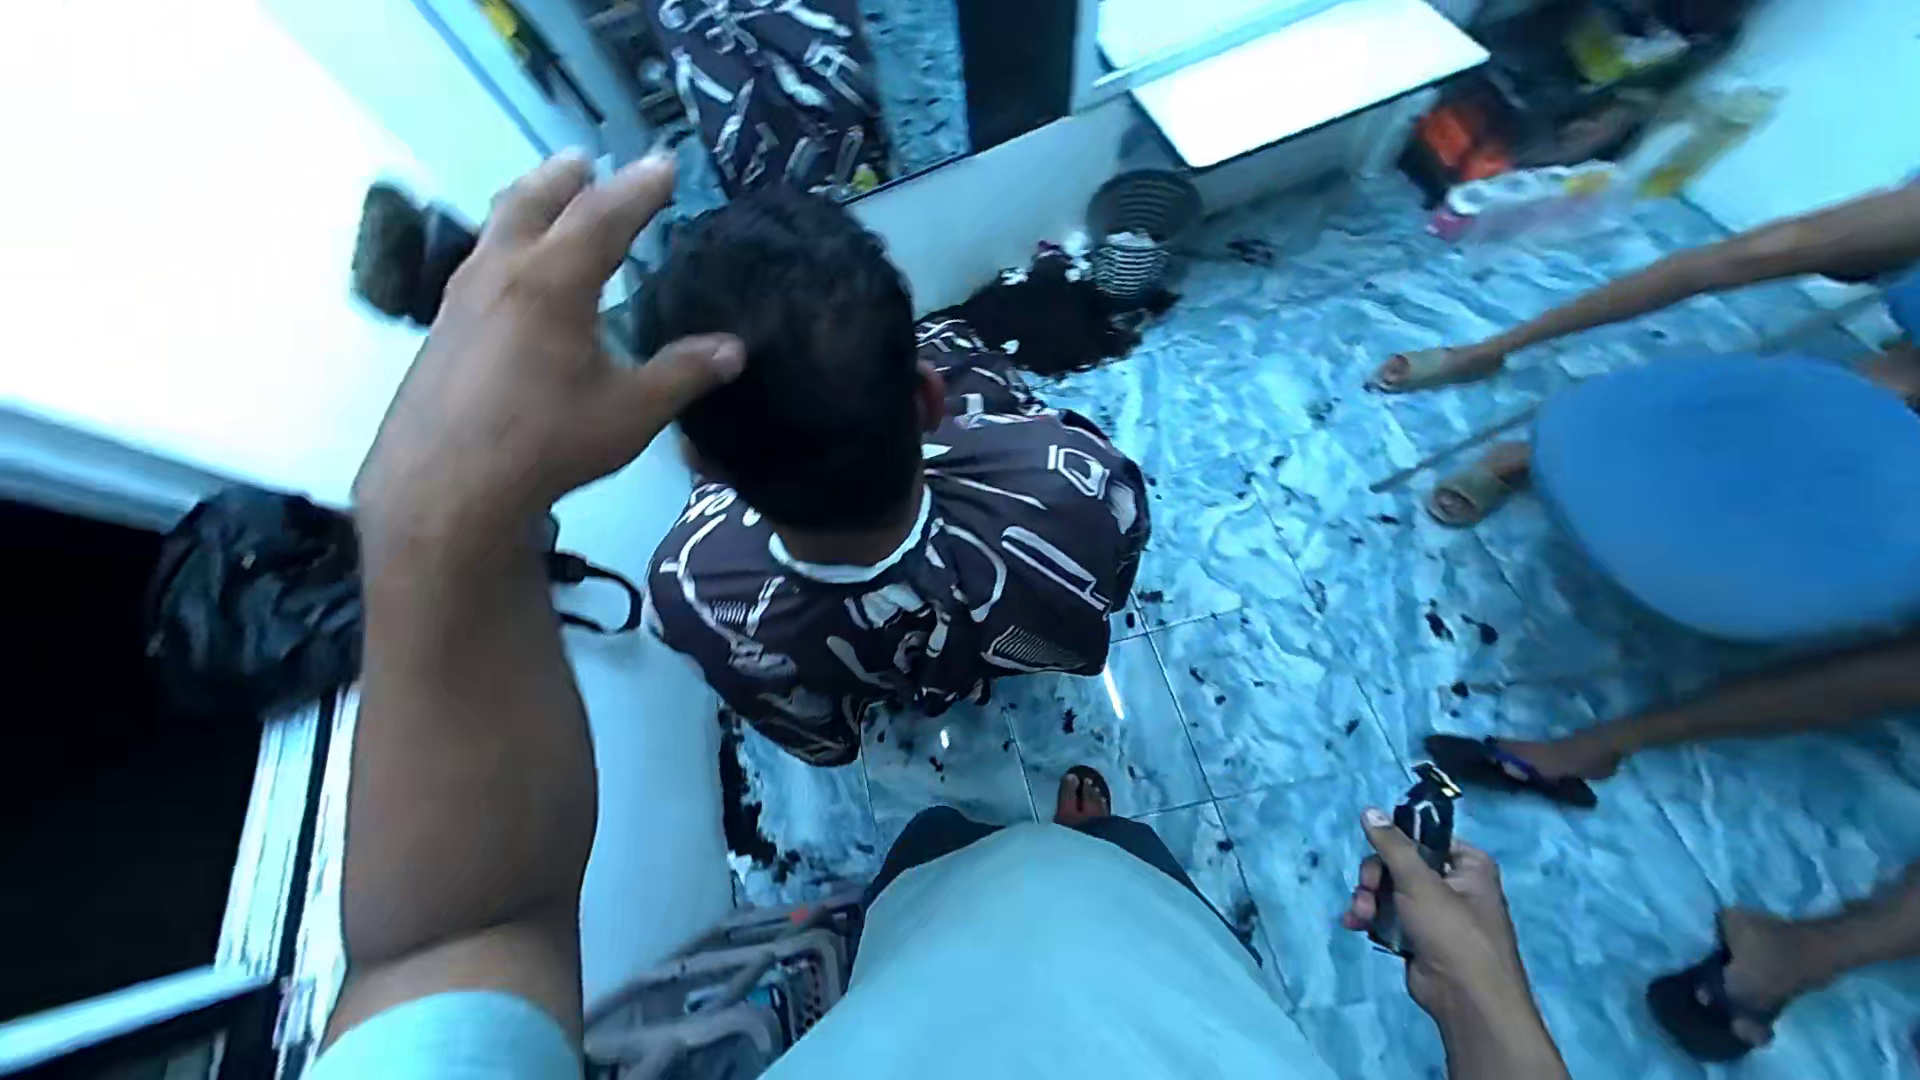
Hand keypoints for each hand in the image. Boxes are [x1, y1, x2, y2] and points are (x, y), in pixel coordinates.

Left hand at [354, 150, 743, 546]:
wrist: (449, 483)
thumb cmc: (551, 439)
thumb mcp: (634, 410)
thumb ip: (685, 373)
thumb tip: (735, 349)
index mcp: (553, 283)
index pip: (603, 218)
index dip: (639, 190)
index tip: (664, 165)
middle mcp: (502, 274)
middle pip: (533, 203)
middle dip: (567, 179)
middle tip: (589, 161)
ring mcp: (464, 298)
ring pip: (497, 228)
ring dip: (530, 204)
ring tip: (550, 200)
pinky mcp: (447, 327)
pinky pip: (482, 261)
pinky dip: (509, 244)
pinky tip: (517, 274)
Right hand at [1340, 808, 1532, 1021]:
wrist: (1467, 1003)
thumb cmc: (1452, 933)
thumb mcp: (1419, 881)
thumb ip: (1392, 843)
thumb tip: (1370, 809)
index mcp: (1469, 868)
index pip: (1428, 837)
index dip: (1400, 840)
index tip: (1380, 848)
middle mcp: (1454, 886)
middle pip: (1398, 862)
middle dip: (1374, 877)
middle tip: (1367, 889)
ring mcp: (1434, 912)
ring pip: (1387, 887)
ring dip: (1367, 898)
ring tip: (1361, 914)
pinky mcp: (1418, 935)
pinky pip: (1386, 912)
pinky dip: (1369, 915)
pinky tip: (1355, 923)